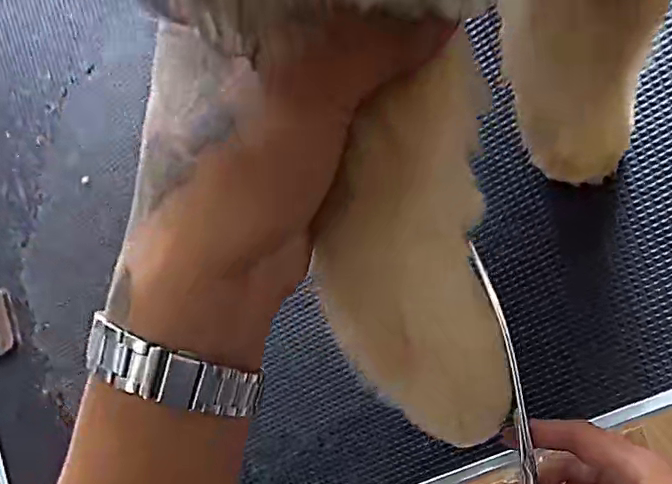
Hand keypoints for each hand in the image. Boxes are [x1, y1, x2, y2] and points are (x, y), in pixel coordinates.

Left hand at [111, 15, 453, 367]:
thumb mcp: (313, 92)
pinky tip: (416, 130)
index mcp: (243, 35)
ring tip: (435, 80)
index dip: (366, 8)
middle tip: (434, 45)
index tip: (416, 9)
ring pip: (349, 100)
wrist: (233, 269)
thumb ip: (372, 50)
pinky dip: (381, 141)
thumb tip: (439, 22)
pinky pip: (352, 147)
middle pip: (337, 48)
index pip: (313, 6)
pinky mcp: (307, 176)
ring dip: (389, 97)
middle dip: (386, 49)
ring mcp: (286, 131)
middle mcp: (262, 75)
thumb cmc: (254, 170)